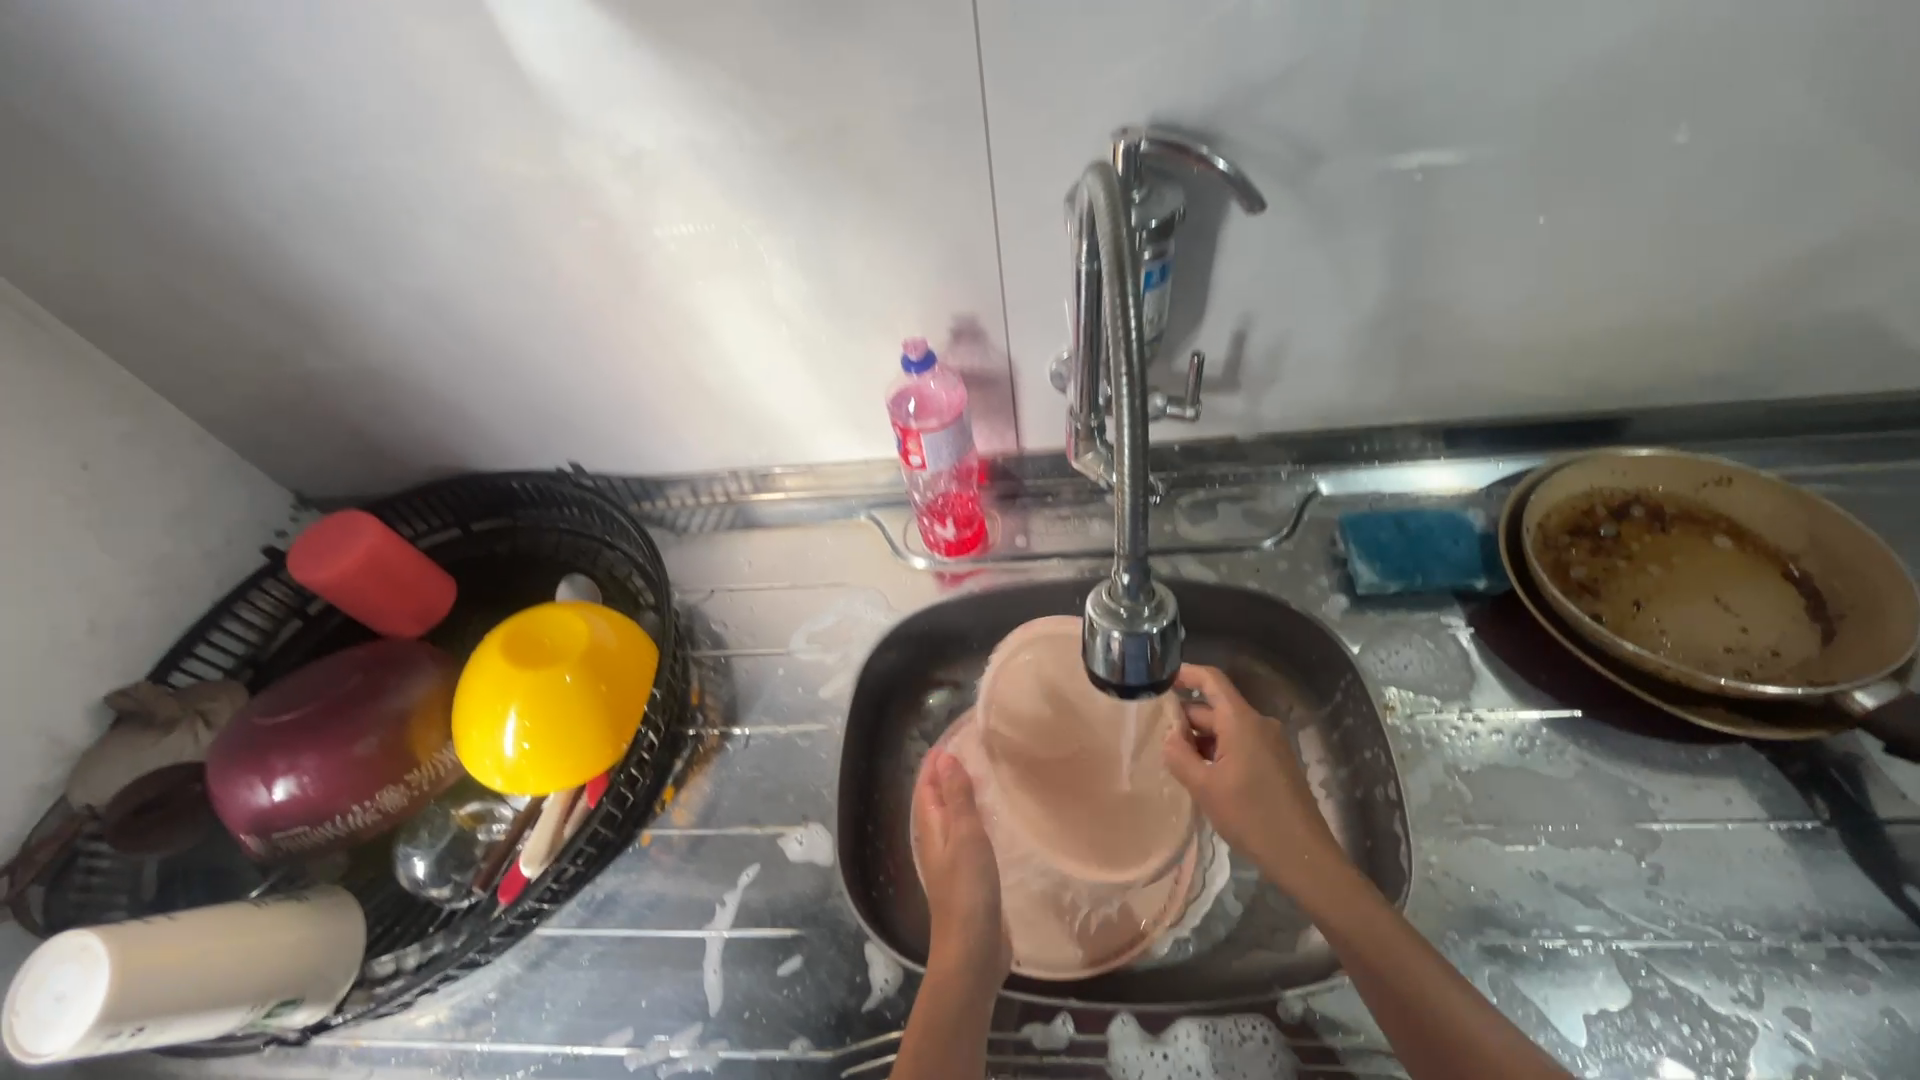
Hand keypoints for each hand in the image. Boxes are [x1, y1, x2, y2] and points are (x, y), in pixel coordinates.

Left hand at [912, 748, 1011, 986]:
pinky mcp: (969, 875)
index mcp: (929, 827)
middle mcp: (936, 840)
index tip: (958, 732)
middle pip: (938, 797)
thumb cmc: (967, 889)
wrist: (972, 950)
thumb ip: (957, 797)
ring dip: (965, 793)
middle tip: (979, 746)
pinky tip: (998, 817)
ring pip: (954, 816)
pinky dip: (978, 817)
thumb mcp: (965, 836)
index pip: (927, 783)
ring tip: (991, 772)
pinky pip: (969, 835)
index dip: (938, 758)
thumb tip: (945, 757)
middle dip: (951, 771)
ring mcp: (951, 859)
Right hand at [1162, 664, 1348, 900]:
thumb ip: (1179, 755)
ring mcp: (1270, 744)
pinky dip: (1217, 753)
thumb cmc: (1251, 816)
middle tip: (1154, 735)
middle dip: (1185, 719)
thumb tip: (1168, 737)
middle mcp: (1258, 725)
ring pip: (1226, 730)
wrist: (1302, 855)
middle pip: (1216, 708)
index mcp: (1242, 722)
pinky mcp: (1275, 764)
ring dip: (1200, 740)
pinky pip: (1239, 746)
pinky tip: (1200, 775)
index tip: (1160, 679)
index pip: (1212, 681)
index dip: (1186, 674)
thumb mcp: (1204, 787)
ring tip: (1173, 760)